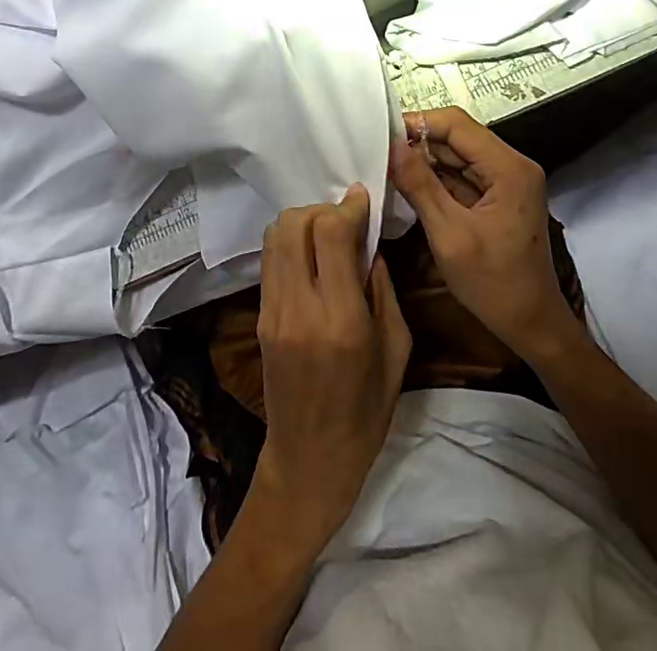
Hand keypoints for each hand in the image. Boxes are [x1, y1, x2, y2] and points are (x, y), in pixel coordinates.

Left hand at [254, 183, 410, 547]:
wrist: (310, 458)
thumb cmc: (367, 411)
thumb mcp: (397, 349)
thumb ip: (383, 289)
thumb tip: (369, 244)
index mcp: (342, 319)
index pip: (330, 234)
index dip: (347, 207)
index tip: (363, 199)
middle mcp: (300, 308)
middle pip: (293, 224)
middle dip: (321, 210)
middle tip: (345, 222)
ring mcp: (272, 312)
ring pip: (274, 238)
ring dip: (301, 223)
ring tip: (327, 237)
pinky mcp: (259, 319)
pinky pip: (270, 262)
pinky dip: (289, 245)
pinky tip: (311, 259)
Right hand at [388, 107, 580, 364]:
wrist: (531, 323)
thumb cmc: (492, 283)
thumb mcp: (449, 233)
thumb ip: (420, 185)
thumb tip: (393, 146)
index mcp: (508, 168)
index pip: (457, 124)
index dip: (419, 123)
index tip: (381, 133)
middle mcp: (512, 166)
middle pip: (459, 138)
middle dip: (418, 143)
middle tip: (377, 152)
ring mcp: (507, 183)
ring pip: (459, 157)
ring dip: (425, 162)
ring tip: (386, 167)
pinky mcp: (499, 199)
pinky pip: (463, 178)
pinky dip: (437, 180)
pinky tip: (407, 185)